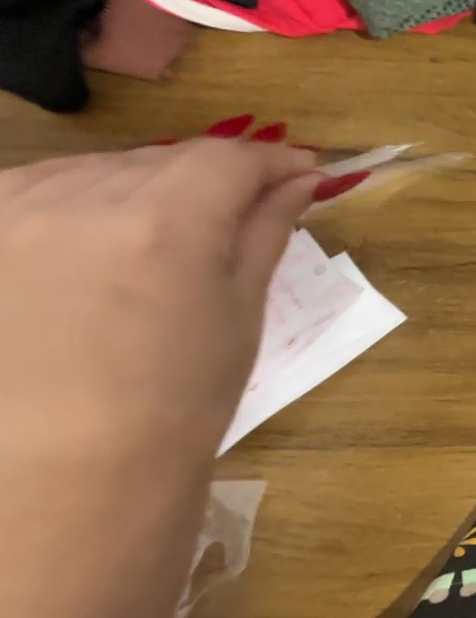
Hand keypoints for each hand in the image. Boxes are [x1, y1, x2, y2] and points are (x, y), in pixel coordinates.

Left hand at [0, 131, 320, 523]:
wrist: (65, 459)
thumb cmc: (179, 392)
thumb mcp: (240, 308)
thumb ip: (266, 231)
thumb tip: (299, 182)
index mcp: (163, 226)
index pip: (226, 159)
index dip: (272, 159)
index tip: (304, 171)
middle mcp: (74, 204)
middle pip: (161, 158)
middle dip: (213, 175)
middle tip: (249, 207)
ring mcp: (4, 218)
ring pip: (93, 167)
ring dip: (145, 182)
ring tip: (170, 228)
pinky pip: (30, 188)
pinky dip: (77, 196)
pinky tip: (95, 237)